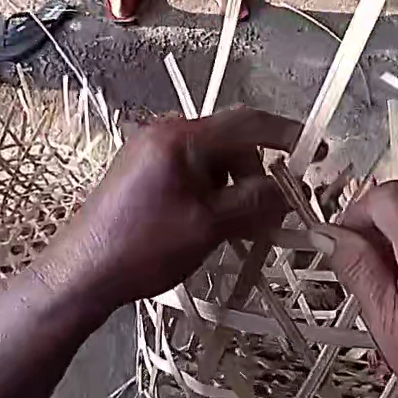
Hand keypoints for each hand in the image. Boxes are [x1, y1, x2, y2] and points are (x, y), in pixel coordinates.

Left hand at [33, 107, 301, 308]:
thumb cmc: (143, 248)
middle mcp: (164, 134)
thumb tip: (284, 192)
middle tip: (273, 211)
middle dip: (257, 174)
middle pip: (230, 142)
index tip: (317, 151)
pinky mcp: (142, 173)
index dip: (287, 135)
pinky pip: (191, 173)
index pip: (247, 123)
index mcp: (180, 137)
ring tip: (241, 227)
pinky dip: (212, 193)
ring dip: (235, 187)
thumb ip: (253, 203)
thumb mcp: (208, 227)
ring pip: (212, 161)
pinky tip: (215, 223)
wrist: (80, 274)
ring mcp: (150, 152)